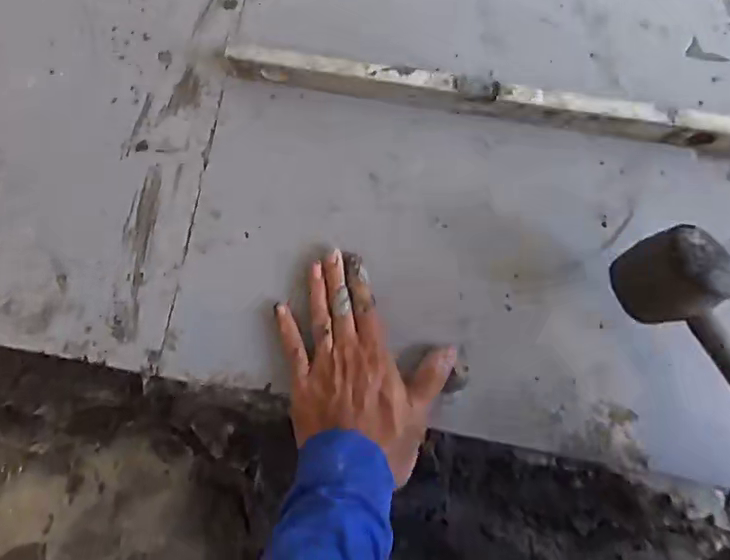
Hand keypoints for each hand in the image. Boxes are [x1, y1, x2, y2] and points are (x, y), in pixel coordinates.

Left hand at [273, 248, 456, 486]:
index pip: (368, 312)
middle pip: (342, 309)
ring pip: (318, 321)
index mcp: (375, 356)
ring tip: (313, 268)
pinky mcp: (302, 385)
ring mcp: (322, 367)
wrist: (348, 477)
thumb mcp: (418, 413)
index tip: (356, 263)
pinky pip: (292, 351)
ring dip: (315, 293)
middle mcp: (348, 353)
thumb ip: (431, 377)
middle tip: (332, 253)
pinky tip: (279, 308)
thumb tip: (450, 349)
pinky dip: (286, 329)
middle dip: (337, 279)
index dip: (361, 286)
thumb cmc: (387, 445)